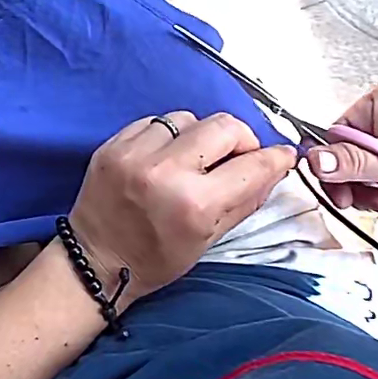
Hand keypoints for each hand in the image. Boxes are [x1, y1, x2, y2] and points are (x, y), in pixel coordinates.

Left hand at [66, 112, 297, 303]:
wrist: (94, 261)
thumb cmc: (154, 259)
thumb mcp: (208, 239)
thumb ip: (245, 200)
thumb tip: (274, 168)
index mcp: (194, 204)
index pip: (253, 165)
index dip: (276, 157)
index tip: (282, 155)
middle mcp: (165, 171)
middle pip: (225, 125)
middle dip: (241, 140)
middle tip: (237, 157)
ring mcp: (135, 154)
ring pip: (189, 117)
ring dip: (200, 135)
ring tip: (194, 159)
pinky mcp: (113, 145)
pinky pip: (155, 121)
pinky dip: (168, 134)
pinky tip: (165, 155)